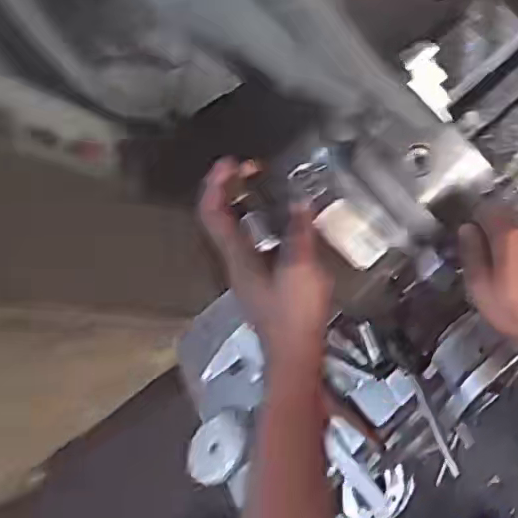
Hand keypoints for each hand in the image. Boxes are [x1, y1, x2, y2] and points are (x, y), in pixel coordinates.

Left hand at [199, 158, 333, 371]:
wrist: (295, 355)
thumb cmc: (295, 314)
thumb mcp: (302, 269)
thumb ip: (300, 233)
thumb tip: (300, 202)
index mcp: (239, 258)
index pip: (215, 215)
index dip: (217, 185)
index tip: (231, 162)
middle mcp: (235, 264)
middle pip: (218, 219)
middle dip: (227, 189)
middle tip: (247, 168)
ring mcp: (246, 273)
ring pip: (233, 229)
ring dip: (241, 203)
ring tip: (260, 185)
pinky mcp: (259, 280)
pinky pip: (250, 240)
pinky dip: (257, 220)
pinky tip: (279, 220)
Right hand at [456, 205, 517, 355]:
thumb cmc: (512, 310)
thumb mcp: (480, 286)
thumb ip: (471, 252)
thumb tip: (466, 229)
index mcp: (508, 236)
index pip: (488, 211)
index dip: (476, 220)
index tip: (470, 235)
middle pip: (506, 219)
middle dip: (493, 231)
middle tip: (485, 254)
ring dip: (511, 242)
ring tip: (504, 267)